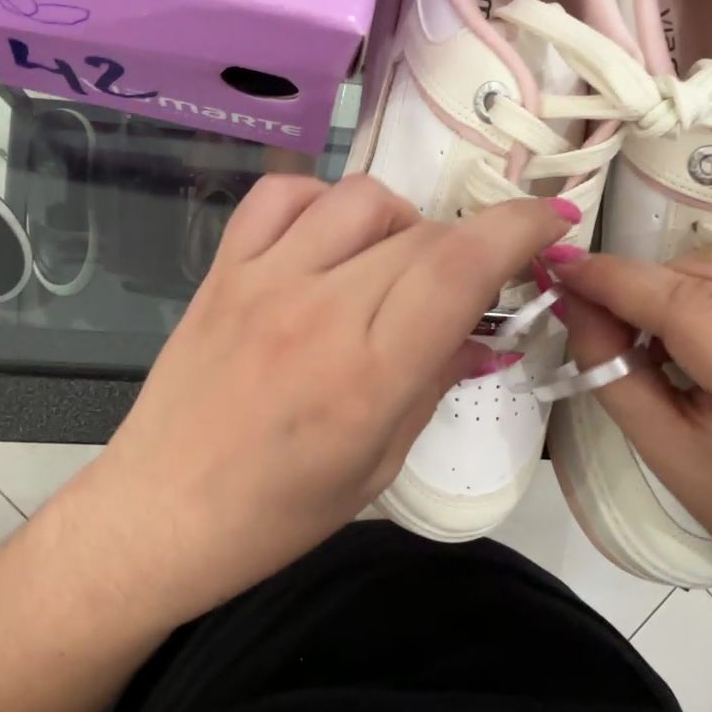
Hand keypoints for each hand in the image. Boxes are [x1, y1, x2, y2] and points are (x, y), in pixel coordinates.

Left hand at [69, 174, 574, 623]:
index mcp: (368, 375)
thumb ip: (432, 386)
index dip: (520, 230)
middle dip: (469, 249)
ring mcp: (264, 282)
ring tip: (395, 268)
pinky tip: (328, 242)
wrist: (160, 515)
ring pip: (361, 201)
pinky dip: (322, 202)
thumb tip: (481, 338)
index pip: (461, 267)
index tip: (552, 223)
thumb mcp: (377, 467)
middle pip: (424, 236)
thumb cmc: (277, 515)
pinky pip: (281, 196)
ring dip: (403, 224)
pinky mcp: (222, 273)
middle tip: (466, 291)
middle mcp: (320, 311)